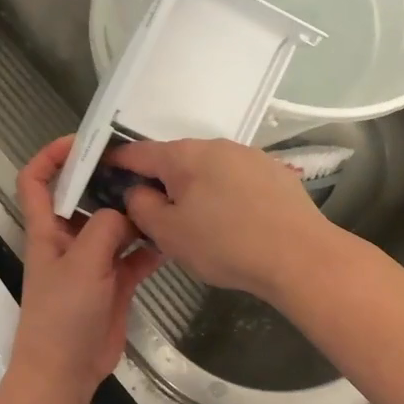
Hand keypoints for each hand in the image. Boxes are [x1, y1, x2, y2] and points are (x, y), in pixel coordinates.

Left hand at [11, 137, 162, 398]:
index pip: (36, 179)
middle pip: (83, 197)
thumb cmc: (62, 314)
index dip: (52, 155)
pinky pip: (133, 256)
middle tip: (144, 164)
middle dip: (107, 179)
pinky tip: (173, 237)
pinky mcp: (113, 284)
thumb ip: (106, 229)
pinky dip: (150, 247)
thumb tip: (127, 210)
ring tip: (165, 195)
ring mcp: (91, 262)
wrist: (65, 371)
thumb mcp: (83, 263)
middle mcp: (67, 239)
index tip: (85, 141)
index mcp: (46, 229)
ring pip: (113, 225)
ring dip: (134, 213)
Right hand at [110, 138, 330, 297]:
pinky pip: (235, 180)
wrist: (300, 257)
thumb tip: (137, 191)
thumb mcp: (167, 233)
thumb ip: (141, 206)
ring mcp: (249, 157)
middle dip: (159, 181)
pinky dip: (223, 194)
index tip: (103, 176)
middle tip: (153, 213)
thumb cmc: (224, 244)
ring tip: (195, 222)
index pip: (137, 152)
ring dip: (194, 188)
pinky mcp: (275, 174)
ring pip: (207, 169)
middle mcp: (216, 146)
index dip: (116, 164)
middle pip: (174, 160)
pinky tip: (231, 222)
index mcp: (183, 155)